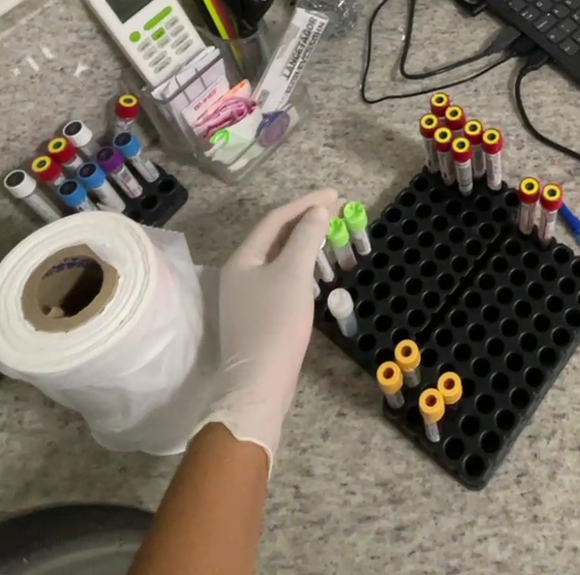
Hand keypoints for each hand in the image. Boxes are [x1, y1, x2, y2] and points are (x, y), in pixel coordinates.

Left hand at [196, 188, 336, 463]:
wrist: (259, 384)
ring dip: (306, 241)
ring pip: (280, 257)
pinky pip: (282, 276)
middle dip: (307, 220)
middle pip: (276, 236)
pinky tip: (318, 268)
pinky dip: (302, 264)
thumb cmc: (275, 324)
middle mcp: (240, 273)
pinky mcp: (259, 315)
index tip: (336, 195)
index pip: (276, 219)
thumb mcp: (293, 274)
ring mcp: (247, 295)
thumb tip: (318, 210)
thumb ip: (305, 238)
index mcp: (243, 259)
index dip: (306, 203)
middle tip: (339, 210)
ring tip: (332, 233)